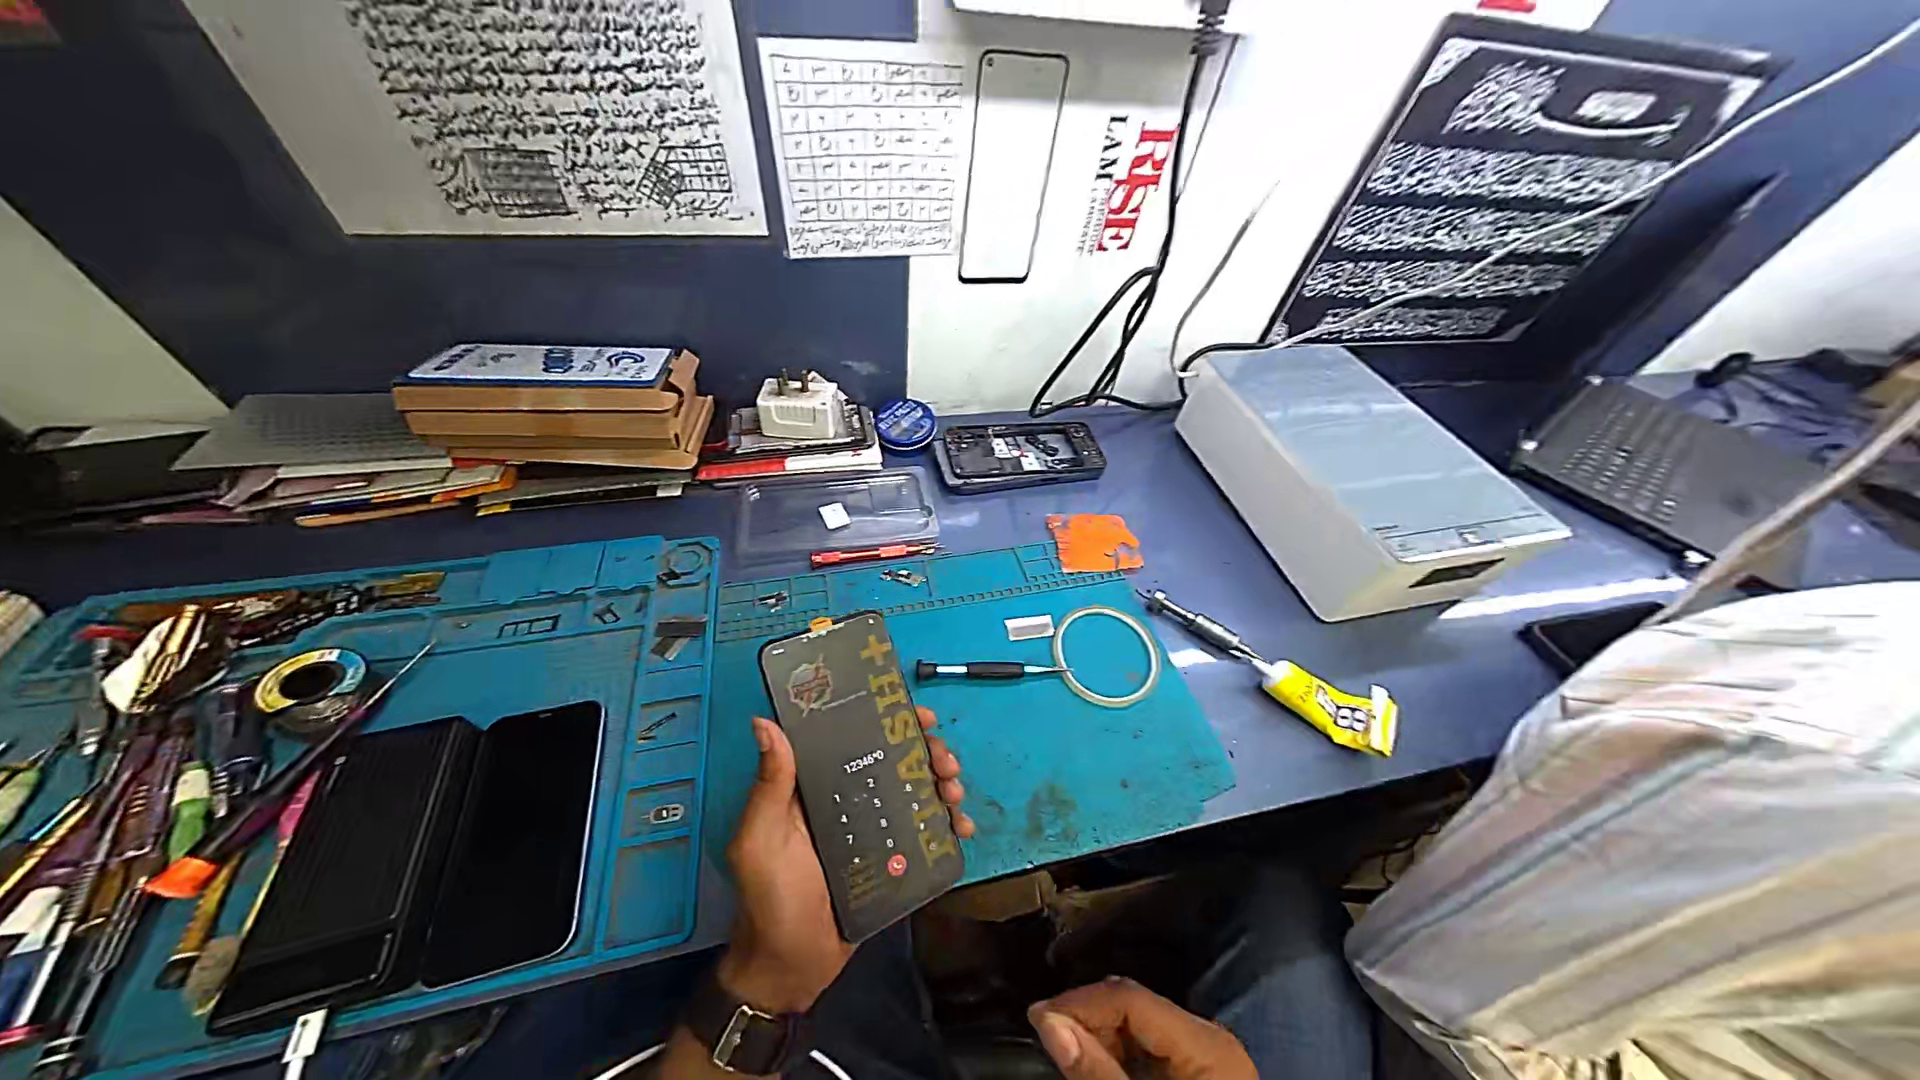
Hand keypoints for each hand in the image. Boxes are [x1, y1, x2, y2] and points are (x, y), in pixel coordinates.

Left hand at [720, 708, 973, 1012]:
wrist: (792, 970)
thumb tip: (764, 722)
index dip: (888, 720)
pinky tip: (961, 827)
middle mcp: (847, 797)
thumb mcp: (761, 840)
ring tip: (953, 793)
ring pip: (916, 790)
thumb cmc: (771, 900)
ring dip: (942, 783)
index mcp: (816, 784)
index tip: (918, 716)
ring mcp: (872, 827)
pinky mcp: (892, 857)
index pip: (856, 737)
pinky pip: (925, 831)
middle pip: (895, 760)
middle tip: (945, 763)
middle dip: (927, 753)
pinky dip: (947, 824)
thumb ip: (769, 785)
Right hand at [1028, 977, 1256, 1079]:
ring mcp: (1209, 1057)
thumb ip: (1097, 1074)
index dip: (1079, 1002)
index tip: (1036, 1019)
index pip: (1129, 997)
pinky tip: (1099, 1071)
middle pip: (1133, 1006)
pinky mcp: (1203, 1075)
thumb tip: (1047, 1023)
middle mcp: (1210, 1039)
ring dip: (1100, 1037)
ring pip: (1139, 1026)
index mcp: (1205, 1045)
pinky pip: (1151, 1050)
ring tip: (1068, 1056)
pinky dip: (1120, 1057)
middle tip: (1046, 1038)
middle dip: (1086, 1018)